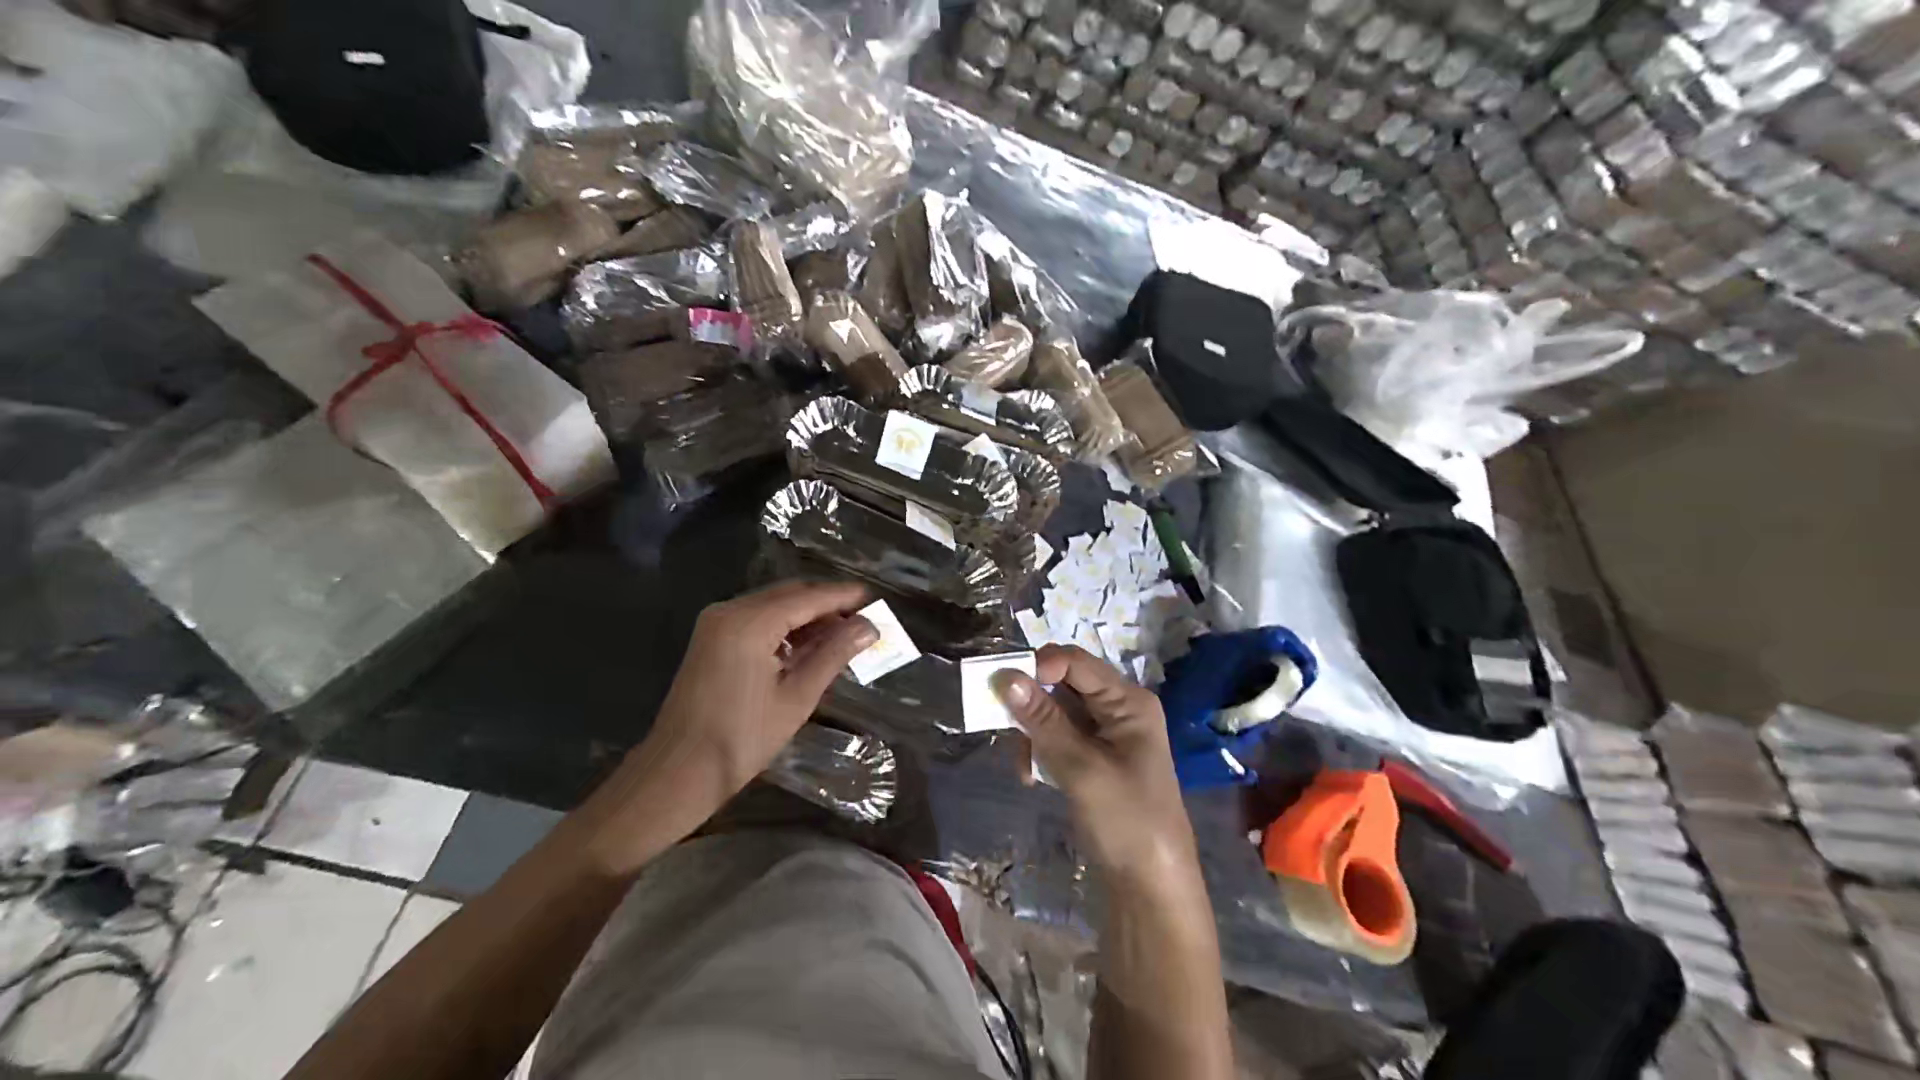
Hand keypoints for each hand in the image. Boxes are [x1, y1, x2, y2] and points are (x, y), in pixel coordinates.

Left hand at [643, 580, 874, 809]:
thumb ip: (833, 654)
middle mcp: (729, 611)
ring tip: (843, 632)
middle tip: (863, 618)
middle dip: (826, 603)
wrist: (679, 771)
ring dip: (806, 615)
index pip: (807, 597)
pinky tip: (808, 643)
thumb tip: (868, 627)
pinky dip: (785, 626)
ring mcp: (716, 623)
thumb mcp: (797, 697)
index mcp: (749, 622)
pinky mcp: (711, 638)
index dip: (842, 596)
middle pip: (788, 594)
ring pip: (773, 605)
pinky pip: (756, 619)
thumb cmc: (742, 738)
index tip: (874, 598)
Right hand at [992, 646, 1200, 885]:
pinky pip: (1058, 738)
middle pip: (1062, 684)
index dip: (1038, 666)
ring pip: (1054, 712)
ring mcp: (1106, 735)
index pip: (1075, 662)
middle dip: (1030, 704)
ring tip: (1023, 767)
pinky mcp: (1094, 759)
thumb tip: (1003, 677)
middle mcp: (1118, 709)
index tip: (1003, 690)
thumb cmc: (1126, 821)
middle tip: (1003, 727)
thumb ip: (1042, 720)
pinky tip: (1031, 778)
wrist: (1150, 888)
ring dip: (1032, 732)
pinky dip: (1040, 751)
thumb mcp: (1081, 768)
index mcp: (1128, 701)